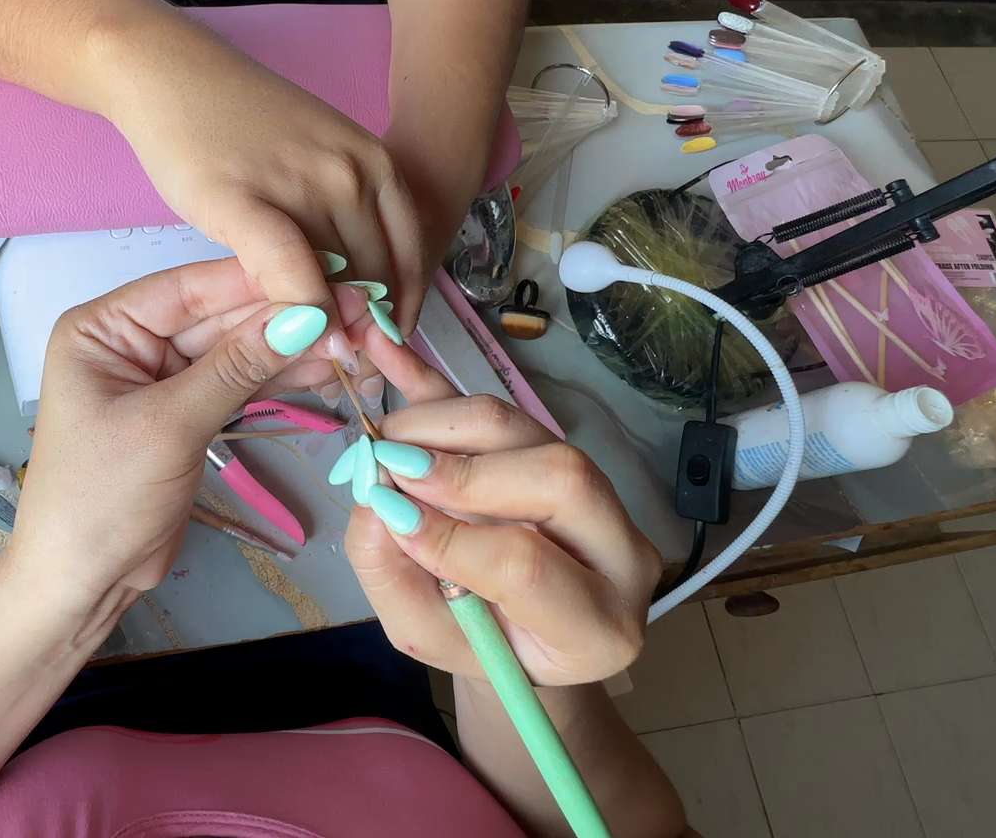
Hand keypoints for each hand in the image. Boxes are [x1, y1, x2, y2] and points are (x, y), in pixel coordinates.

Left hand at [11, 259, 328, 604]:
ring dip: (293, 344)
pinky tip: (328, 365)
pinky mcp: (190, 408)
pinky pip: (240, 380)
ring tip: (357, 334)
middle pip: (220, 314)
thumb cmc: (101, 497)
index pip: (191, 287)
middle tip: (358, 306)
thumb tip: (306, 316)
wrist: (84, 582)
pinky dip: (281, 376)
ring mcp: (164, 374)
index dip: (261, 278)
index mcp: (105, 326)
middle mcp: (134, 339)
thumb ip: (236, 367)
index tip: (326, 273)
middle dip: (287, 314)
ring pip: (237, 347)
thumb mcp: (169, 425)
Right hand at [106, 46, 428, 339]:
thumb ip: (339, 213)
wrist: (172, 73)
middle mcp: (354, 175)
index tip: (385, 347)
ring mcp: (305, 187)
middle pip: (377, 277)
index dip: (401, 312)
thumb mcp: (312, 157)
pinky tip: (302, 341)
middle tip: (351, 369)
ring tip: (324, 365)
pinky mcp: (248, 202)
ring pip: (340, 283)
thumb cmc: (237, 119)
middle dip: (369, 331)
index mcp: (375, 165)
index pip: (409, 257)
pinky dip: (303, 314)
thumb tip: (348, 282)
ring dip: (338, 332)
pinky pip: (291, 272)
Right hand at [343, 330, 660, 686]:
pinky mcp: (550, 450)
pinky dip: (437, 379)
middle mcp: (619, 551)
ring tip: (386, 438)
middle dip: (462, 466)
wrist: (520, 632)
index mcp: (596, 625)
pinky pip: (498, 405)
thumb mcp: (426, 633)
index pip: (530, 565)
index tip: (388, 514)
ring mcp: (597, 494)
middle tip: (392, 464)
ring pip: (531, 430)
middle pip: (559, 475)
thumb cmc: (478, 646)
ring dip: (447, 421)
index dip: (450, 536)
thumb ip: (394, 574)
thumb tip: (376, 496)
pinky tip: (387, 349)